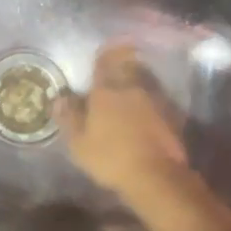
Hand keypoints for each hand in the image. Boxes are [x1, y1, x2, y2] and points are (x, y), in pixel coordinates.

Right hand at [54, 44, 189, 196]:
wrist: (156, 175)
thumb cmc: (111, 158)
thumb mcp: (79, 143)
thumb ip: (69, 117)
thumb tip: (58, 97)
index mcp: (106, 90)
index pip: (104, 62)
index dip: (102, 56)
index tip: (101, 54)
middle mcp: (132, 87)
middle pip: (128, 65)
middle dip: (123, 61)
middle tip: (119, 64)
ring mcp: (155, 98)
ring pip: (145, 78)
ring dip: (139, 77)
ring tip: (133, 84)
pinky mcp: (173, 113)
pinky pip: (159, 96)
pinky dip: (153, 97)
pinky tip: (150, 106)